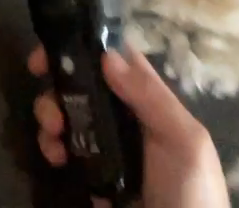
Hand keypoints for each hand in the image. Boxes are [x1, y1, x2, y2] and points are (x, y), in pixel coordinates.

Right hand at [29, 46, 229, 207]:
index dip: (85, 45)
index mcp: (151, 105)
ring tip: (52, 136)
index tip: (53, 47)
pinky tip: (56, 159)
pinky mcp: (90, 176)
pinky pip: (62, 149)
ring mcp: (106, 149)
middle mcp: (126, 120)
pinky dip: (51, 146)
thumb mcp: (186, 145)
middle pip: (82, 83)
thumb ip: (152, 98)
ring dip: (50, 115)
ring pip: (67, 113)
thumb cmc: (193, 198)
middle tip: (46, 93)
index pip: (117, 60)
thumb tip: (107, 55)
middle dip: (57, 83)